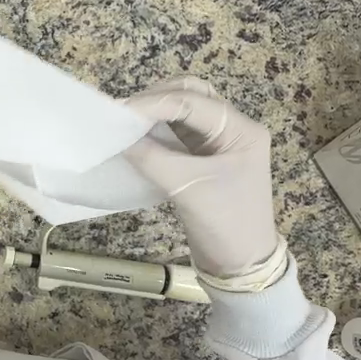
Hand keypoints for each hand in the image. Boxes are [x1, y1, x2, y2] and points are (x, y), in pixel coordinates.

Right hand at [121, 77, 279, 280]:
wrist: (241, 264)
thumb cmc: (224, 224)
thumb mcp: (186, 188)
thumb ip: (152, 158)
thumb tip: (119, 137)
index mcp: (241, 130)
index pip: (192, 101)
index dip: (154, 102)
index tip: (119, 110)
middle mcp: (233, 128)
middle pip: (192, 95)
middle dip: (157, 98)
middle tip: (123, 112)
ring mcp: (219, 143)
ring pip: (185, 110)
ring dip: (156, 111)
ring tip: (127, 121)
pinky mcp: (205, 158)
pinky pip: (179, 132)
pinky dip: (157, 129)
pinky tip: (137, 136)